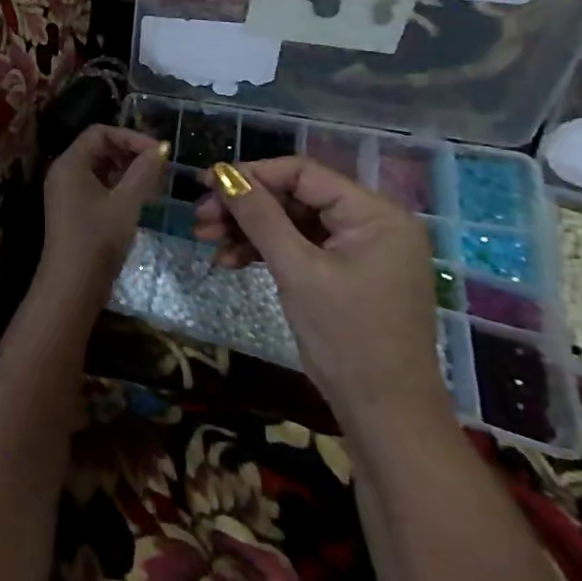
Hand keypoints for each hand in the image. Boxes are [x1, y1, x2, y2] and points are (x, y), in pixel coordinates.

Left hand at [41, 125, 165, 299]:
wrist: (73, 281)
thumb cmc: (98, 237)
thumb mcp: (126, 201)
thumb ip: (143, 171)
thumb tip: (159, 150)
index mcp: (69, 163)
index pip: (99, 132)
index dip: (130, 137)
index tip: (159, 151)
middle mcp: (63, 172)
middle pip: (97, 148)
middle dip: (129, 152)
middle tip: (158, 167)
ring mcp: (65, 191)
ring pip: (97, 168)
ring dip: (125, 170)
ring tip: (153, 182)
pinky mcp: (71, 208)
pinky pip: (94, 185)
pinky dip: (116, 186)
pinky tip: (138, 197)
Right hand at [194, 156, 446, 419]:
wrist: (382, 406)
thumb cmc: (345, 334)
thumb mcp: (296, 269)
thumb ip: (260, 217)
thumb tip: (223, 175)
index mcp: (375, 215)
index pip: (304, 174)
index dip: (252, 174)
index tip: (205, 185)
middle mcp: (370, 224)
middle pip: (294, 197)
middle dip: (245, 206)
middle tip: (199, 218)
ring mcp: (357, 250)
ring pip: (290, 222)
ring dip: (246, 229)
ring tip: (205, 240)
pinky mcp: (342, 273)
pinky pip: (296, 247)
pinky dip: (262, 251)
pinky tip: (229, 261)